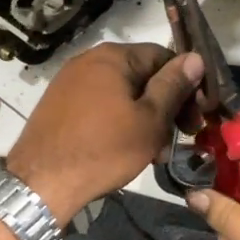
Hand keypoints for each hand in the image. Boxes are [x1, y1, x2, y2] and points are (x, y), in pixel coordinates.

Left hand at [7, 43, 203, 220]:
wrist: (42, 183)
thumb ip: (173, 87)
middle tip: (179, 139)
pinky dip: (119, 125)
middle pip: (141, 77)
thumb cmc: (103, 149)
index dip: (186, 85)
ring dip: (144, 120)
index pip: (163, 56)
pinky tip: (127, 151)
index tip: (197, 116)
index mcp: (112, 57)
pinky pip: (100, 109)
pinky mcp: (59, 108)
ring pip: (122, 97)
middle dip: (165, 107)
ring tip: (155, 153)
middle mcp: (88, 62)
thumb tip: (195, 58)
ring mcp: (70, 84)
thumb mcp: (149, 120)